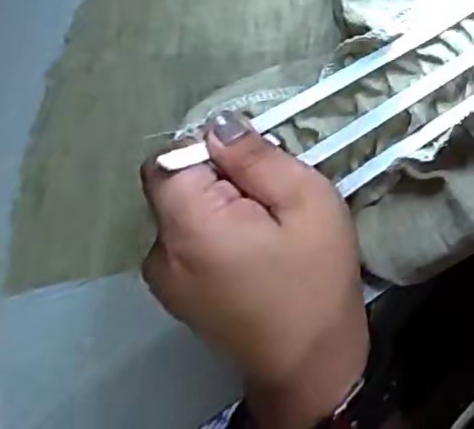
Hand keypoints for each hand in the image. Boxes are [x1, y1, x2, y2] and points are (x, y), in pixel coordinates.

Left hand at [141, 111, 368, 428]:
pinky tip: (264, 245)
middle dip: (228, 176)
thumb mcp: (305, 200)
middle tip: (283, 194)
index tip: (261, 159)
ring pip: (189, 211)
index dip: (213, 148)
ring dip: (229, 202)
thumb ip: (259, 160)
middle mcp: (159, 252)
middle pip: (179, 187)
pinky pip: (193, 238)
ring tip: (278, 221)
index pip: (168, 163)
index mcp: (188, 229)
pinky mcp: (178, 291)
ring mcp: (163, 277)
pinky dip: (225, 227)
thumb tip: (221, 124)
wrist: (308, 349)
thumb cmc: (315, 269)